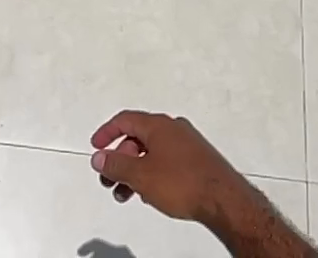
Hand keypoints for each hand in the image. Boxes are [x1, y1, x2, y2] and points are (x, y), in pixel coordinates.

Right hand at [89, 111, 258, 226]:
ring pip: (151, 151)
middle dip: (119, 158)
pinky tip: (150, 192)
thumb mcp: (141, 175)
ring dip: (135, 170)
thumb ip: (116, 165)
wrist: (221, 198)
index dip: (107, 132)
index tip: (96, 146)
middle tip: (109, 179)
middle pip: (137, 137)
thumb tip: (99, 157)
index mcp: (158, 125)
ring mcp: (186, 142)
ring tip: (127, 193)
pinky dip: (151, 172)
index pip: (125, 119)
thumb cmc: (182, 182)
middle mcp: (173, 128)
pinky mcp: (195, 157)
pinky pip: (166, 159)